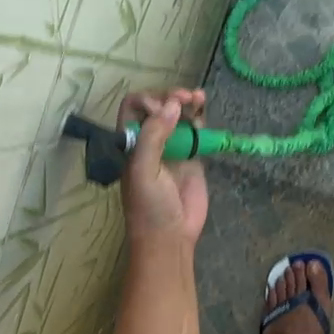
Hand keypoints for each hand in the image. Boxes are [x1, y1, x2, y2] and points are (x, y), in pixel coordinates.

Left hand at [118, 88, 208, 249]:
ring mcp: (172, 146)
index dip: (147, 101)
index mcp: (130, 142)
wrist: (171, 236)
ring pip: (177, 113)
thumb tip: (172, 104)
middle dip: (169, 97)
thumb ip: (153, 136)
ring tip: (198, 98)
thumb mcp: (143, 170)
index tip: (162, 110)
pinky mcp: (192, 155)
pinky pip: (195, 129)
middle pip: (158, 105)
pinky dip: (199, 115)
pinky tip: (203, 108)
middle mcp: (149, 140)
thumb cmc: (149, 206)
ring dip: (186, 101)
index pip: (133, 107)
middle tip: (185, 99)